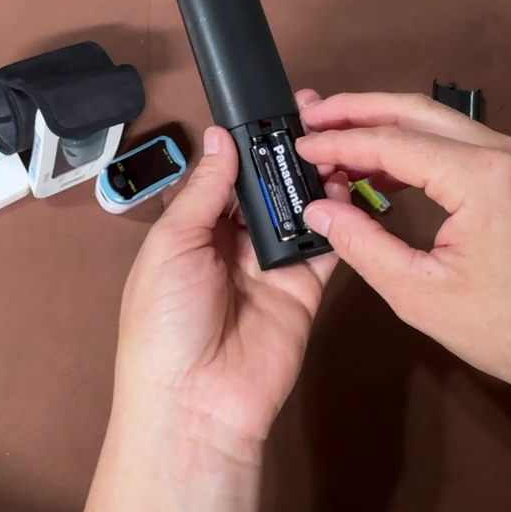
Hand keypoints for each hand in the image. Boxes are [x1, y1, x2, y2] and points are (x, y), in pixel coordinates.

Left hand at [115, 122, 345, 461]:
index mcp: (194, 231)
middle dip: (286, 156)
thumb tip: (219, 135)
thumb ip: (204, 191)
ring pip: (297, 212)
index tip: (275, 108)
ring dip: (313, 181)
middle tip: (318, 116)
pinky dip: (335, 221)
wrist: (196, 403)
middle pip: (266, 191)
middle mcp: (233, 244)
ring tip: (335, 144)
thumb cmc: (166, 320)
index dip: (248, 144)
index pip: (227, 177)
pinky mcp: (305, 290)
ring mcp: (272, 266)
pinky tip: (345, 189)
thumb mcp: (172, 246)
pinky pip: (324, 249)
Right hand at [295, 93, 510, 392]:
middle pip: (416, 111)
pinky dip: (416, 147)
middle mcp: (506, 152)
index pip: (393, 142)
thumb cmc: (508, 330)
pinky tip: (383, 172)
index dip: (340, 142)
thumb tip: (318, 210)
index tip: (301, 148)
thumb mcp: (419, 295)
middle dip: (358, 110)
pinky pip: (459, 143)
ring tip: (338, 142)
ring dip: (386, 125)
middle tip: (311, 117)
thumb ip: (361, 244)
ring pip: (438, 121)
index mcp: (483, 179)